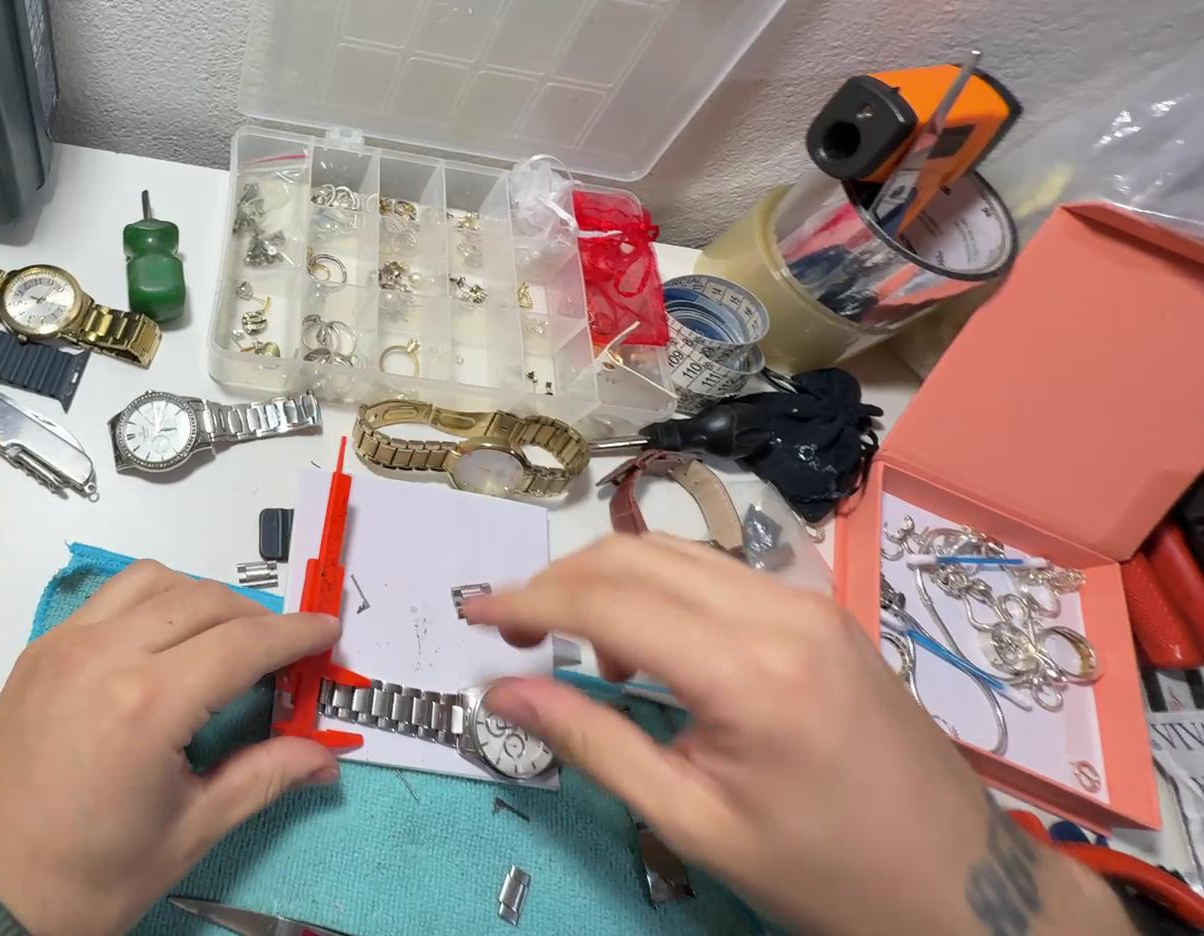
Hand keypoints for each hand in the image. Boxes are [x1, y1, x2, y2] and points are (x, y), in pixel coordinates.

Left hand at [0, 561, 339, 935]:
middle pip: (205, 599)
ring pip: (154, 579)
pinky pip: (110, 595)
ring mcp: (66, 642)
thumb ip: (262, 778)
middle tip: (283, 650)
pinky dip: (152, 599)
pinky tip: (161, 639)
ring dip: (202, 596)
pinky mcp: (41, 647)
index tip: (327, 629)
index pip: (243, 643)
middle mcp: (106, 652)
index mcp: (147, 703)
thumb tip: (325, 756)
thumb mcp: (186, 834)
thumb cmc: (86, 877)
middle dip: (257, 616)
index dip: (295, 633)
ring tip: (223, 637)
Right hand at [463, 534, 1131, 935]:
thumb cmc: (825, 873)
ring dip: (598, 579)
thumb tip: (502, 690)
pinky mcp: (810, 607)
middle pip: (628, 558)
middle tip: (514, 632)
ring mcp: (800, 601)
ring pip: (663, 551)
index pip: (604, 603)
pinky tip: (640, 642)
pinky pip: (703, 569)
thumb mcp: (692, 822)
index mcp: (747, 672)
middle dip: (553, 585)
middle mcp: (775, 611)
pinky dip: (647, 586)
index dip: (525, 603)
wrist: (971, 893)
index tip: (473, 614)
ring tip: (572, 642)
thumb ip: (589, 742)